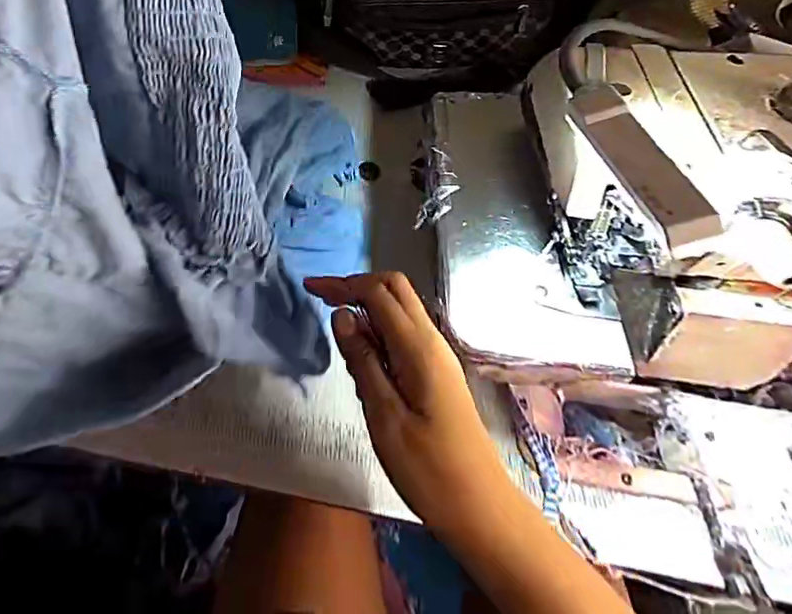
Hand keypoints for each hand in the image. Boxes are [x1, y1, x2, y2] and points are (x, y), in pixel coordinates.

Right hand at [303, 272, 511, 536]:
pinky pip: (406, 331)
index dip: (343, 284)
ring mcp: (438, 355)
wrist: (480, 506)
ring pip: (402, 307)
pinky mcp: (438, 371)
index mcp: (418, 347)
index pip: (379, 292)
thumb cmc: (428, 469)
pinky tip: (364, 354)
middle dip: (357, 285)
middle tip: (323, 300)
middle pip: (395, 288)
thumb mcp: (384, 418)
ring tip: (338, 330)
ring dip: (369, 305)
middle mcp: (432, 340)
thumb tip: (342, 315)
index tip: (310, 288)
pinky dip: (381, 327)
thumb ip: (362, 361)